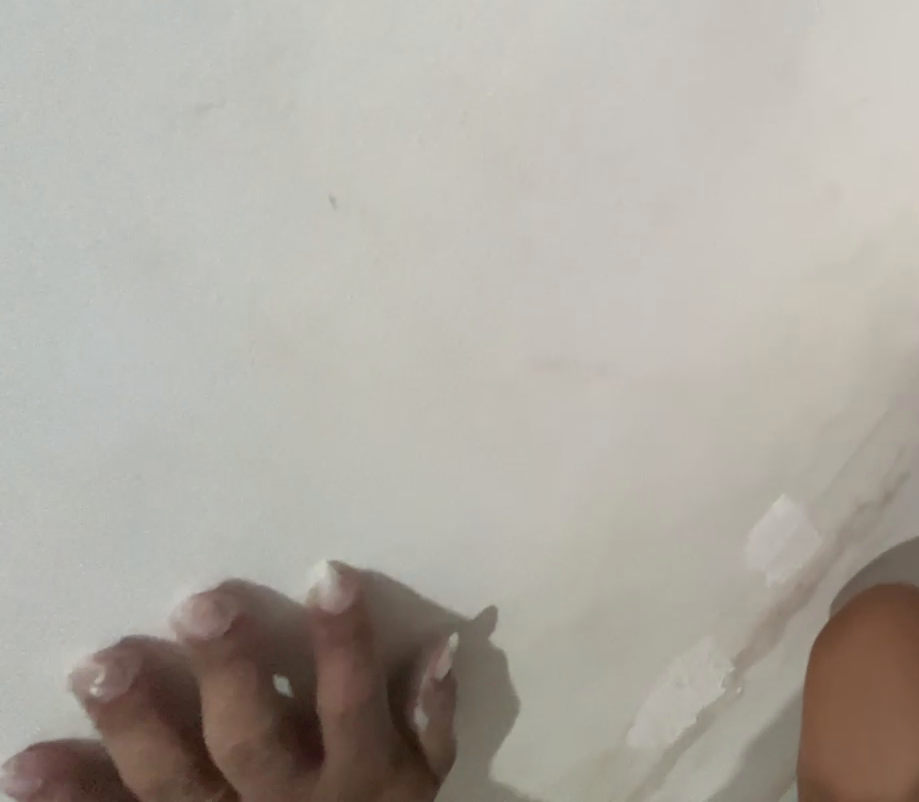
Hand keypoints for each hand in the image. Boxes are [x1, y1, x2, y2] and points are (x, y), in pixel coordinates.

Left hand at [3, 562, 456, 801]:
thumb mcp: (427, 776)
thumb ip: (433, 715)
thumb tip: (441, 645)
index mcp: (357, 773)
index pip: (352, 696)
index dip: (344, 638)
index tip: (329, 576)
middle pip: (249, 735)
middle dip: (226, 669)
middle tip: (199, 605)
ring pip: (169, 782)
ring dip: (134, 724)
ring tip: (99, 664)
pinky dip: (71, 801)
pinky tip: (31, 762)